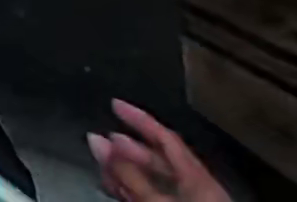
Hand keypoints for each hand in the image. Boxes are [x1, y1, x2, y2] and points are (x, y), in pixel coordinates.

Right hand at [87, 100, 230, 201]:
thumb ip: (126, 172)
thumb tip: (96, 139)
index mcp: (199, 181)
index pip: (167, 139)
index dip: (140, 118)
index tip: (113, 103)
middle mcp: (200, 191)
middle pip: (161, 160)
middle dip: (128, 150)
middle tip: (101, 144)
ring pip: (157, 180)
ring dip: (128, 172)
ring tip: (104, 172)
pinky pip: (157, 196)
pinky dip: (135, 189)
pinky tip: (118, 191)